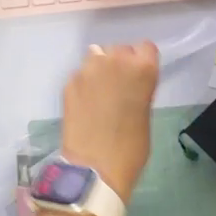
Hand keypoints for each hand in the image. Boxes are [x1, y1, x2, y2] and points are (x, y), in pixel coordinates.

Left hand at [61, 42, 159, 199]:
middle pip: (120, 49)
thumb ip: (139, 90)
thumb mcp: (145, 115)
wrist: (95, 167)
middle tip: (119, 89)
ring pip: (97, 57)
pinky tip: (86, 105)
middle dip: (120, 64)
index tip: (140, 79)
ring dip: (100, 70)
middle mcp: (115, 60)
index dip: (143, 62)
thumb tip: (130, 85)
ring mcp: (88, 70)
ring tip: (100, 95)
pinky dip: (84, 85)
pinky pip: (81, 75)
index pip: (146, 48)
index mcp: (142, 69)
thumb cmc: (131, 149)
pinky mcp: (69, 82)